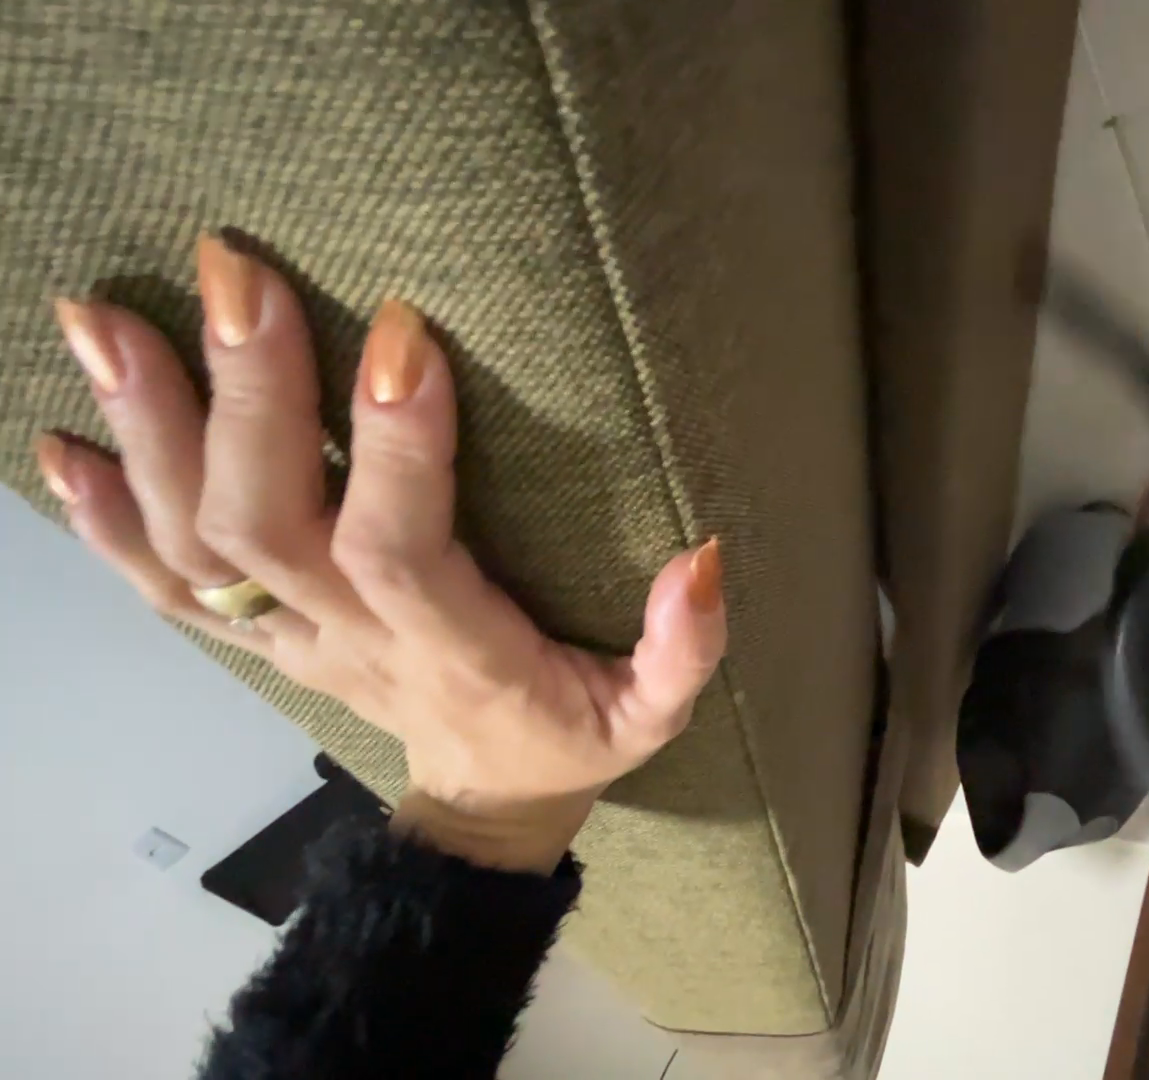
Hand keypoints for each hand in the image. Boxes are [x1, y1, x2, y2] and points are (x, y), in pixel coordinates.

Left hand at [33, 235, 725, 870]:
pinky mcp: (276, 637)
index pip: (401, 545)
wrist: (492, 804)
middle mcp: (357, 639)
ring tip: (103, 317)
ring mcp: (300, 639)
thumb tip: (703, 558)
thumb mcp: (657, 713)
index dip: (395, 450)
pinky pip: (165, 585)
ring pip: (194, 542)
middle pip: (269, 523)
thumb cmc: (579, 743)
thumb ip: (686, 647)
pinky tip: (67, 444)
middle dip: (250, 397)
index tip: (407, 340)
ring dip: (151, 428)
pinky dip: (106, 518)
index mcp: (459, 649)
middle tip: (238, 279)